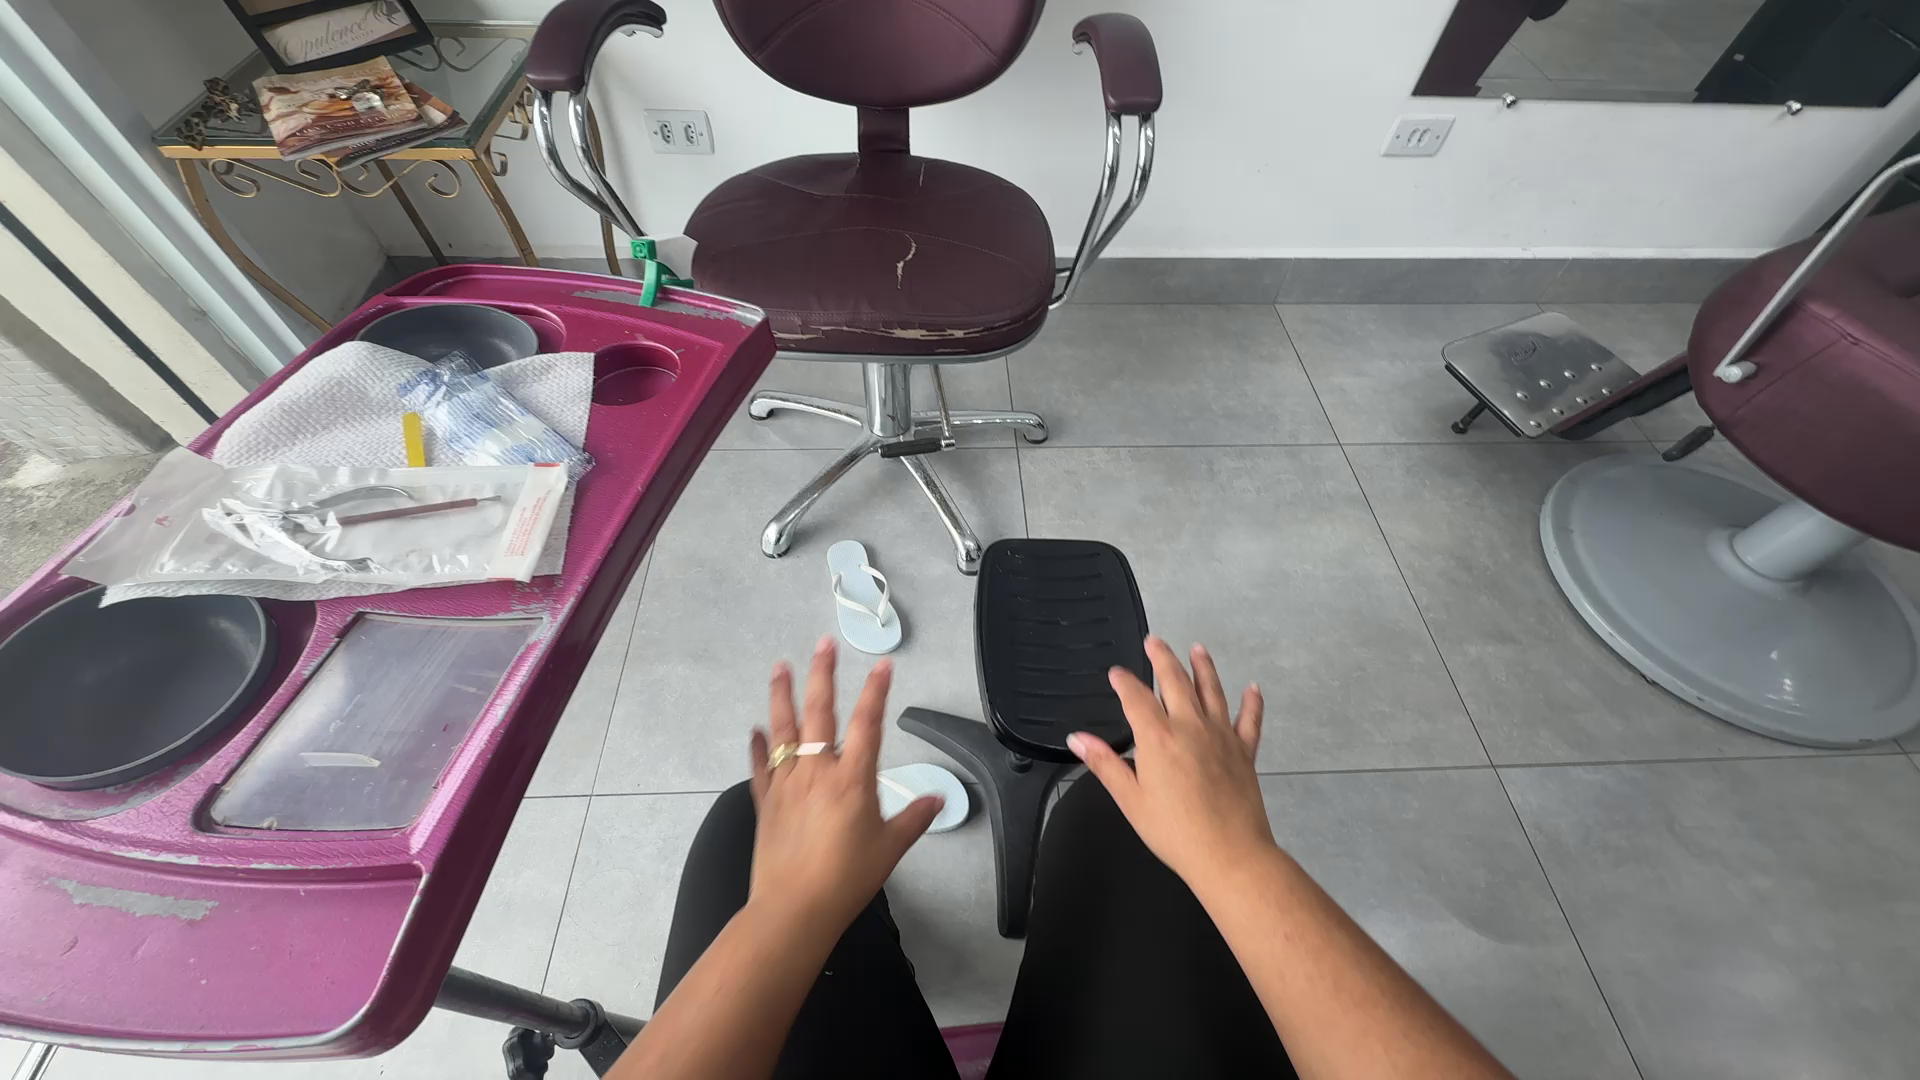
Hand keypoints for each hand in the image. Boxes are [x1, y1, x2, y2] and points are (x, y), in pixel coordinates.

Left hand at [746, 636, 943, 933]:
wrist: (794, 910)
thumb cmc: (847, 878)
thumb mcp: (891, 848)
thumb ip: (915, 819)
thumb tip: (937, 799)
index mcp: (853, 778)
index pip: (868, 723)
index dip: (876, 691)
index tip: (882, 664)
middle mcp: (818, 771)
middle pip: (819, 712)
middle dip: (823, 674)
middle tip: (823, 644)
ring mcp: (787, 784)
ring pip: (783, 730)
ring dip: (781, 695)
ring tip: (780, 666)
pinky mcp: (766, 803)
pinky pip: (760, 768)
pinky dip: (756, 747)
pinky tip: (754, 730)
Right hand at [1068, 636, 1274, 893]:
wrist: (1231, 855)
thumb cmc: (1173, 830)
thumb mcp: (1131, 800)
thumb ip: (1105, 764)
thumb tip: (1076, 738)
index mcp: (1158, 738)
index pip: (1136, 698)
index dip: (1124, 681)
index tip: (1116, 672)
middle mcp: (1190, 726)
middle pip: (1175, 681)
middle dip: (1162, 658)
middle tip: (1154, 641)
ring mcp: (1221, 736)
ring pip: (1212, 691)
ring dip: (1203, 667)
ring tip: (1197, 648)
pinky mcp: (1244, 751)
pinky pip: (1249, 720)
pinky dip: (1252, 702)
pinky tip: (1253, 688)